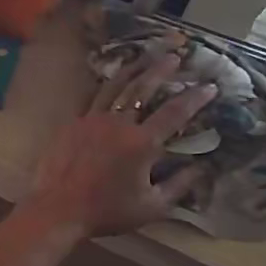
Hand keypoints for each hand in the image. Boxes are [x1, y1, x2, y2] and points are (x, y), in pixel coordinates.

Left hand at [21, 51, 217, 236]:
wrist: (57, 208)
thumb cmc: (106, 211)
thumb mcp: (152, 206)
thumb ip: (180, 185)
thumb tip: (201, 168)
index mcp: (141, 143)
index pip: (174, 113)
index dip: (194, 97)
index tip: (208, 85)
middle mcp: (116, 124)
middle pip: (141, 88)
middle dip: (160, 70)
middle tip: (174, 55)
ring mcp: (89, 120)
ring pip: (113, 87)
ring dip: (131, 70)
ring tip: (143, 58)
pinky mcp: (70, 124)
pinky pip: (91, 100)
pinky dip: (105, 87)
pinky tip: (110, 82)